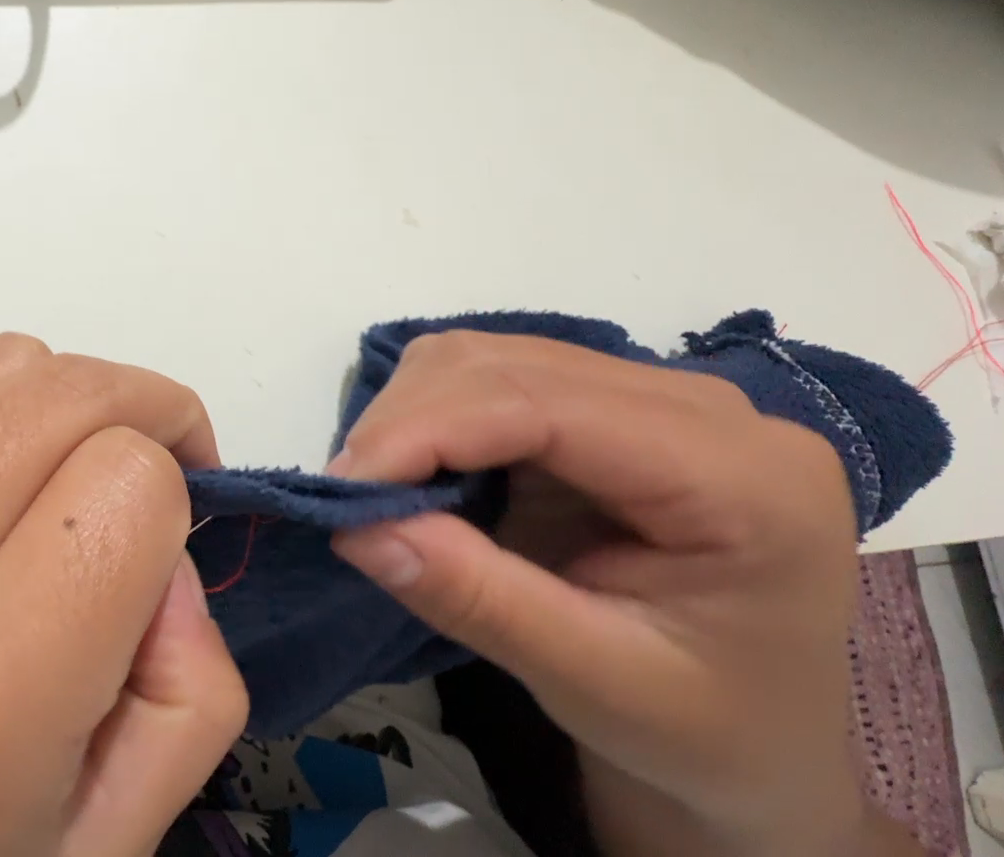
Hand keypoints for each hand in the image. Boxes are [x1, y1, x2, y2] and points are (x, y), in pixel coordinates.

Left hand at [0, 335, 248, 856]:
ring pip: (10, 364)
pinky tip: (10, 486)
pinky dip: (14, 412)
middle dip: (149, 413)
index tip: (167, 563)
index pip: (126, 483)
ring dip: (80, 402)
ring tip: (85, 479)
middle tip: (164, 484)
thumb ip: (191, 689)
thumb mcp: (109, 840)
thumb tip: (167, 551)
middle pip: (68, 392)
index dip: (176, 506)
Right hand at [326, 331, 918, 856]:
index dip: (427, 429)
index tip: (343, 489)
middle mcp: (704, 409)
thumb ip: (476, 600)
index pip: (546, 404)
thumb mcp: (592, 683)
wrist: (750, 737)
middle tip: (350, 503)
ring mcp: (651, 398)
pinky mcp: (601, 406)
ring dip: (411, 414)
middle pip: (507, 363)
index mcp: (740, 478)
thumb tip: (353, 528)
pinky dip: (430, 418)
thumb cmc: (696, 729)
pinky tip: (423, 473)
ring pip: (486, 358)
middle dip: (406, 422)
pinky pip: (488, 378)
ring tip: (382, 492)